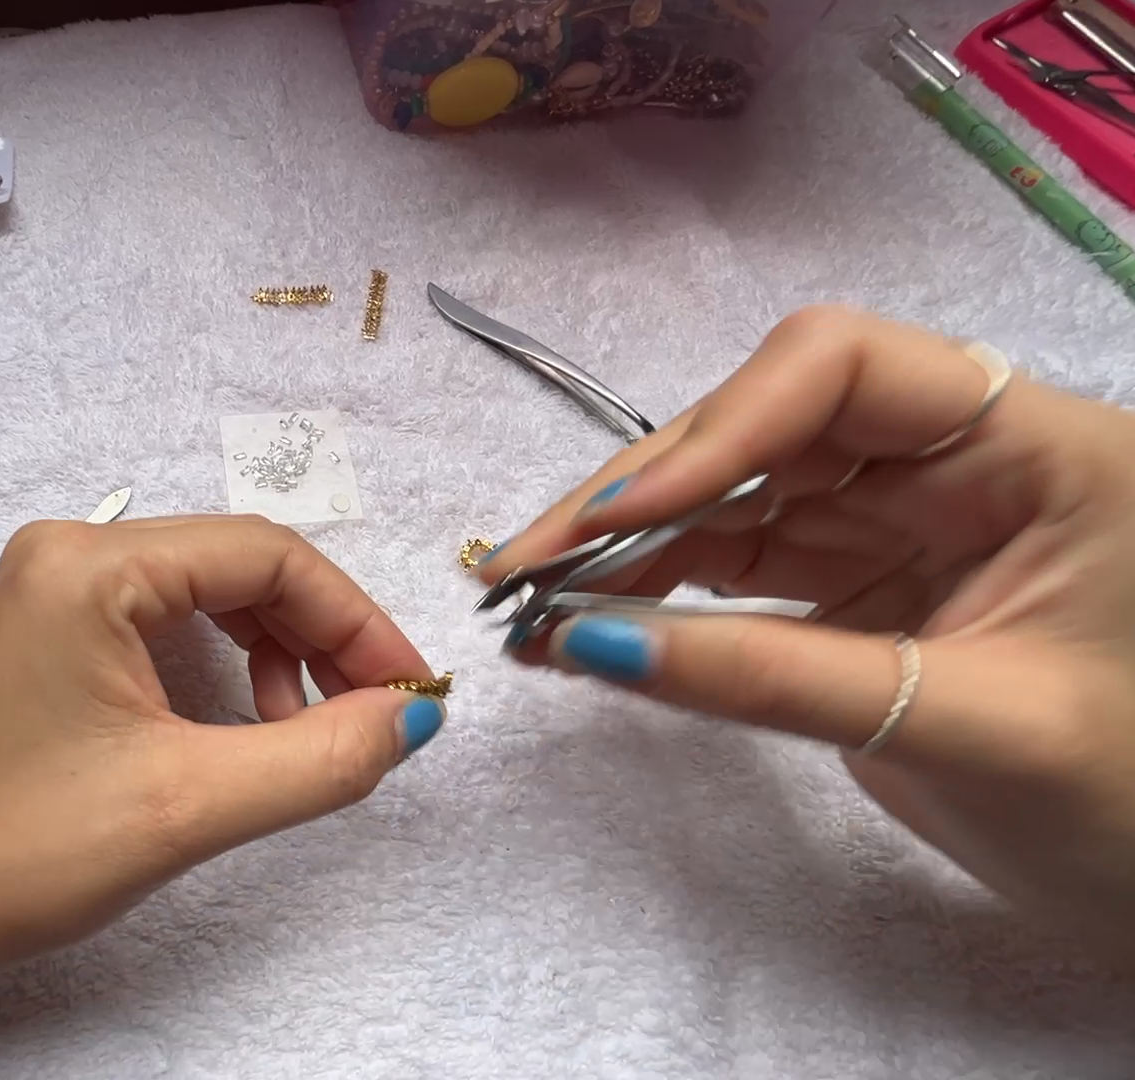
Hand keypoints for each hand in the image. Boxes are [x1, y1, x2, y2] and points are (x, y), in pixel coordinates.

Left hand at [0, 516, 442, 1079]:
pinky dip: (224, 659)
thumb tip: (414, 715)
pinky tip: (243, 715)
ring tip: (300, 723)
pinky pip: (168, 618)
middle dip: (316, 635)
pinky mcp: (57, 622)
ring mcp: (58, 583)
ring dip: (274, 648)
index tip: (409, 687)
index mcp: (91, 562)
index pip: (262, 555)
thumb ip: (322, 756)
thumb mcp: (191, 804)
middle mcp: (71, 548)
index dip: (352, 617)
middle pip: (236, 566)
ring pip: (207, 591)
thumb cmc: (28, 853)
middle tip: (369, 711)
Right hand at [481, 306, 1134, 955]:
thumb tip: (580, 641)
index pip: (839, 370)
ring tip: (520, 604)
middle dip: (620, 505)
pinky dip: (632, 594)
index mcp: (1029, 450)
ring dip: (605, 553)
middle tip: (519, 572)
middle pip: (738, 438)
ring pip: (704, 504)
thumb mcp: (968, 730)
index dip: (716, 429)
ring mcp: (866, 518)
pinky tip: (567, 626)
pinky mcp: (821, 573)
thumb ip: (767, 678)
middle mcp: (932, 460)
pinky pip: (706, 566)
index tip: (618, 517)